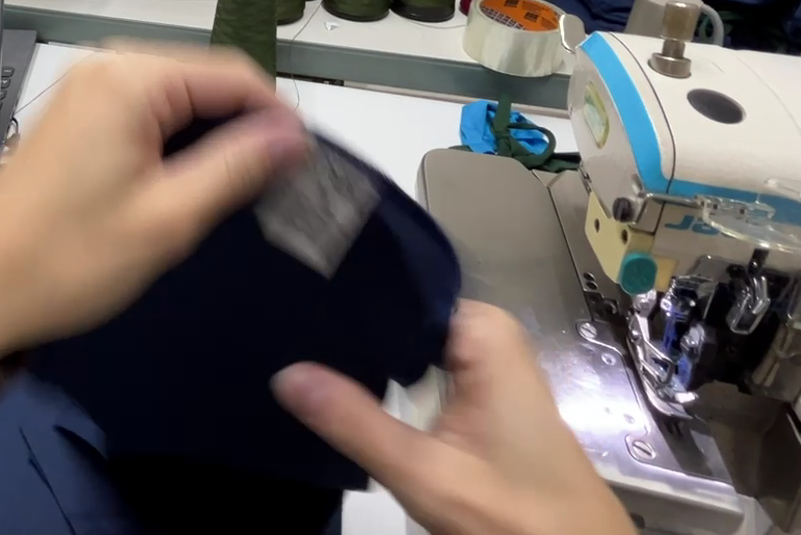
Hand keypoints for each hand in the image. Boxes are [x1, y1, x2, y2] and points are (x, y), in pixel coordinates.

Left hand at [0, 45, 308, 369]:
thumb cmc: (69, 259)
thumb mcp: (168, 218)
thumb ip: (237, 166)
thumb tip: (295, 134)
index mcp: (131, 77)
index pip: (234, 74)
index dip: (277, 116)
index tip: (304, 165)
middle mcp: (109, 64)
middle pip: (205, 78)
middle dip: (244, 125)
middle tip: (271, 184)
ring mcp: (88, 84)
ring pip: (179, 94)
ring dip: (212, 133)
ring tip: (236, 186)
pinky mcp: (78, 109)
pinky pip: (147, 108)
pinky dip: (177, 136)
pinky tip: (187, 176)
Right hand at [274, 301, 634, 534]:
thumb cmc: (518, 521)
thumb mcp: (426, 476)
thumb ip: (354, 422)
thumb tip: (282, 374)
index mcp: (480, 327)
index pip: (394, 288)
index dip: (343, 298)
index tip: (290, 298)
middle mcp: (484, 330)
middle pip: (397, 312)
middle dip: (348, 327)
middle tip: (283, 331)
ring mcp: (484, 359)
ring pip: (404, 339)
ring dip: (363, 353)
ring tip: (298, 348)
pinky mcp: (478, 388)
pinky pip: (418, 362)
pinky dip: (385, 374)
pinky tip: (342, 379)